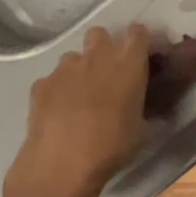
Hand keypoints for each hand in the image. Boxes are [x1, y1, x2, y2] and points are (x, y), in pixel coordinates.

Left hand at [7, 25, 151, 196]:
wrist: (62, 163)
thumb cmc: (112, 146)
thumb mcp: (140, 130)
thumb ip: (144, 111)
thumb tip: (154, 114)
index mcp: (128, 65)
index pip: (137, 33)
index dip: (138, 40)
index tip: (140, 55)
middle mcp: (96, 58)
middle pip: (100, 34)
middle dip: (104, 47)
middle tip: (107, 72)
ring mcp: (64, 68)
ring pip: (73, 56)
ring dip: (79, 69)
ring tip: (80, 96)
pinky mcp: (41, 83)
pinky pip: (52, 79)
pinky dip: (57, 89)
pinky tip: (58, 112)